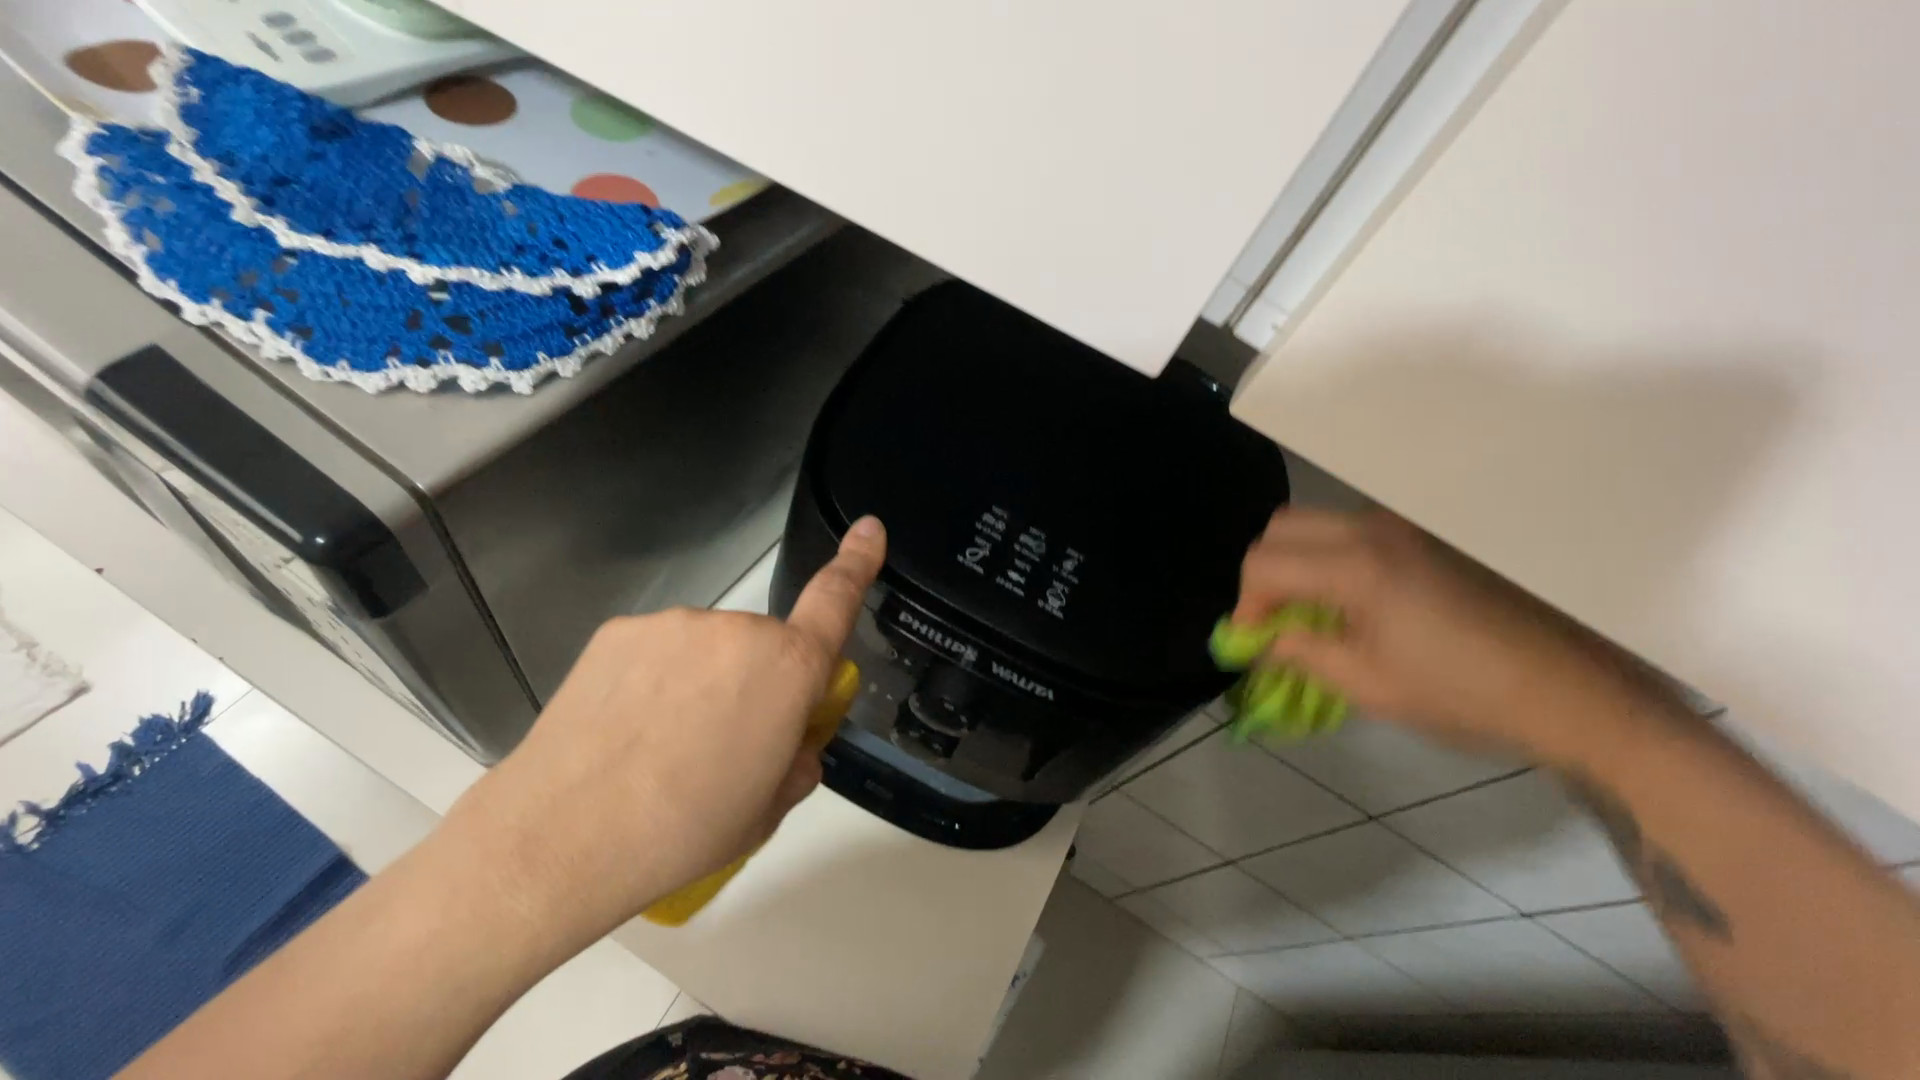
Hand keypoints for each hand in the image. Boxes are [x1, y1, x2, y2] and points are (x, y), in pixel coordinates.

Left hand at [444, 517, 885, 944]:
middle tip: (720, 748)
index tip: (869, 529)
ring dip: (700, 682)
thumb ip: (796, 759)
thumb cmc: (687, 831)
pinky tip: (623, 730)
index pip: (835, 601)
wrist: (563, 838)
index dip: (857, 563)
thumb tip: (786, 741)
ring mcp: (673, 625)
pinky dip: (652, 680)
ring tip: (659, 747)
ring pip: (707, 649)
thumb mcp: (768, 809)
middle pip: (764, 646)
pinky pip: (658, 652)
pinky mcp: (618, 631)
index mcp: (788, 669)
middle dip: (756, 683)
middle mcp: (737, 630)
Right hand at [1234, 508, 1668, 763]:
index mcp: (1357, 566)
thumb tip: (1261, 640)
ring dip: (1300, 564)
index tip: (1255, 643)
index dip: (1245, 605)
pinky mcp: (1432, 534)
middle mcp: (1377, 528)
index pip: (1263, 563)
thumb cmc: (1464, 696)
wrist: (1573, 690)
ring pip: (1320, 525)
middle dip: (1265, 575)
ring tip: (1315, 616)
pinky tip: (1357, 604)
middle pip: (1283, 527)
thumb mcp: (1368, 686)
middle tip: (1276, 623)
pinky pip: (1356, 532)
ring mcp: (1408, 525)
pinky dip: (1333, 559)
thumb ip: (1300, 653)